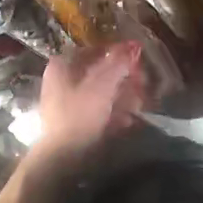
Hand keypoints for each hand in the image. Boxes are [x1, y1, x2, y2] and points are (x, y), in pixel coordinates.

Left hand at [31, 43, 143, 160]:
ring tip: (137, 107)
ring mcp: (65, 102)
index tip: (137, 64)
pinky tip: (127, 121)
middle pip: (99, 73)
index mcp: (63, 65)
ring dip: (121, 99)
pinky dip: (112, 114)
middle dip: (123, 81)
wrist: (61, 156)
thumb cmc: (80, 114)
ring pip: (100, 93)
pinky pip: (96, 110)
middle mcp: (61, 80)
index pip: (95, 51)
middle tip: (141, 88)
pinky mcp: (72, 121)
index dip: (118, 55)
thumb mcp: (103, 85)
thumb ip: (119, 63)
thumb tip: (134, 45)